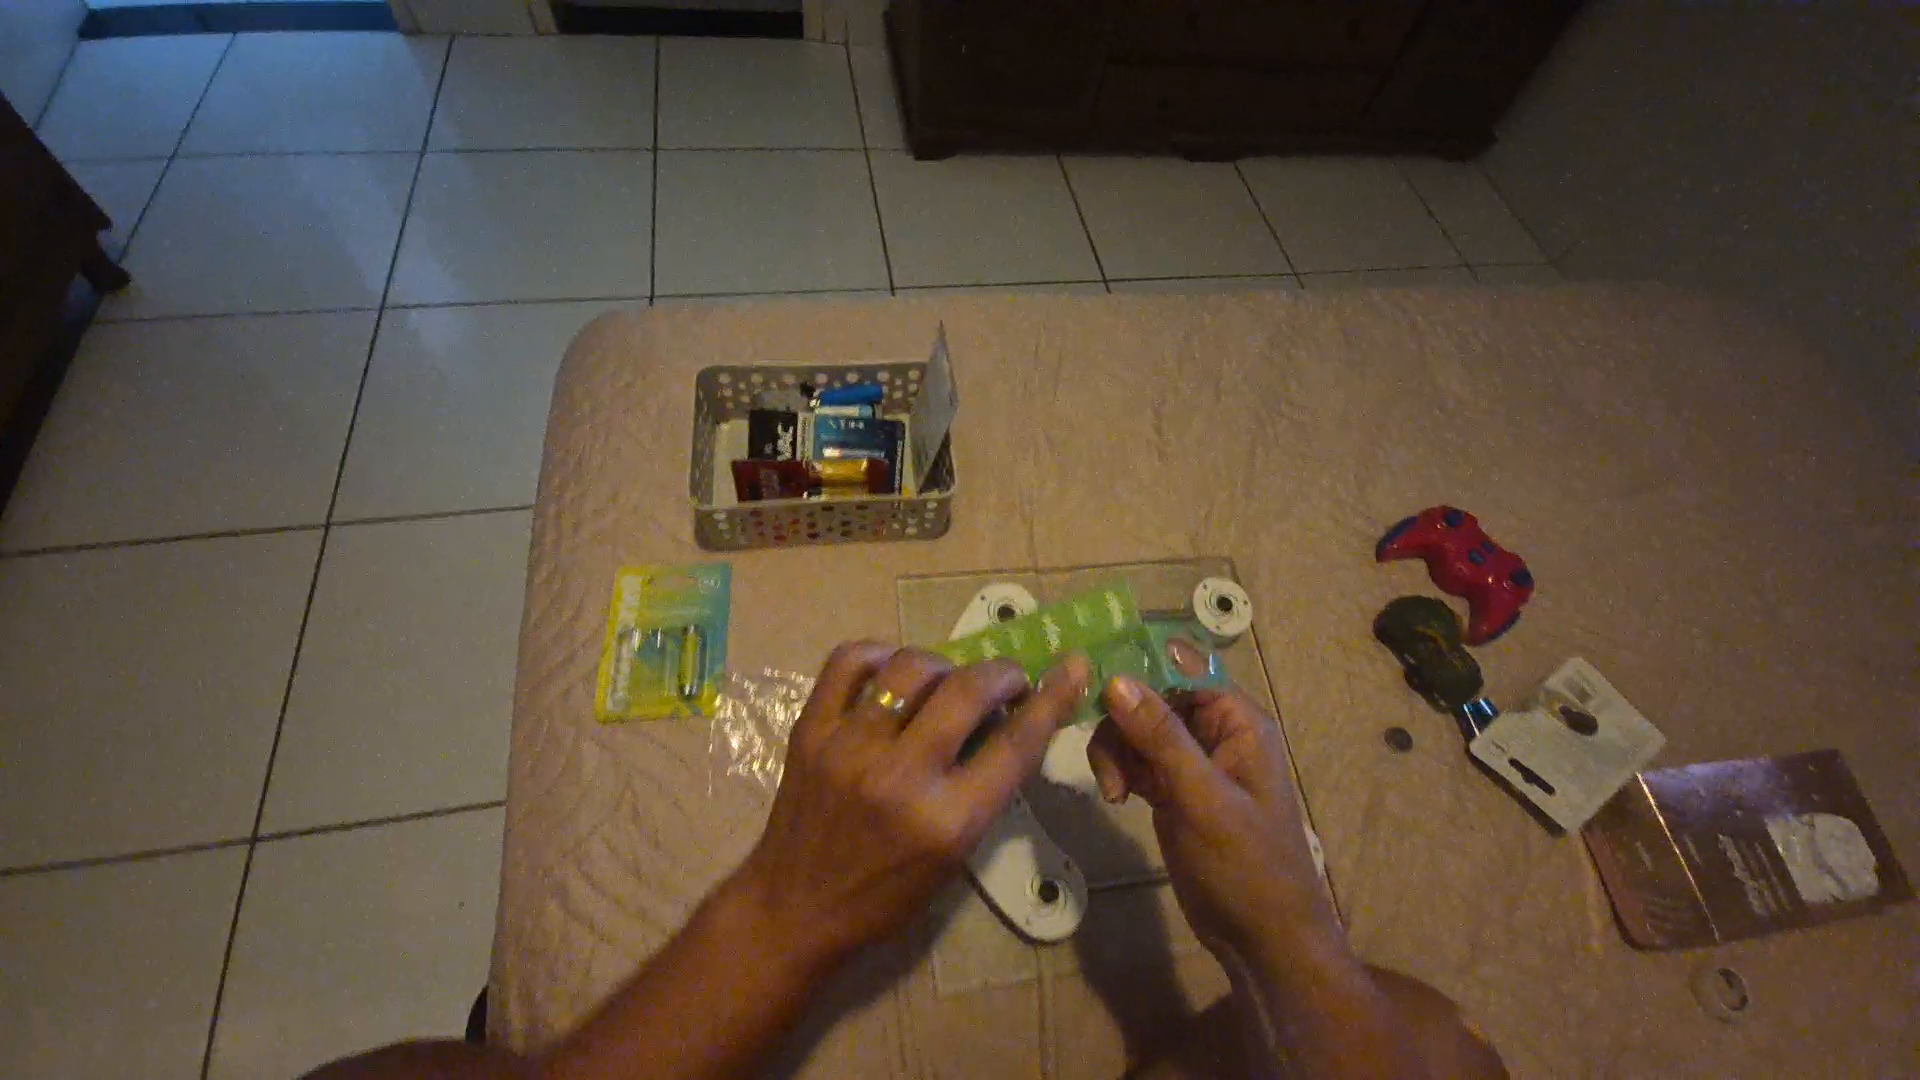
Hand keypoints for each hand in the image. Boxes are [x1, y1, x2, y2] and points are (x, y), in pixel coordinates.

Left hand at [734, 642, 1090, 959]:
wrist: (795, 908)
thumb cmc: (887, 894)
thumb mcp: (956, 854)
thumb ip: (987, 785)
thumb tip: (1012, 715)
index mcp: (946, 821)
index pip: (1015, 744)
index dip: (1051, 699)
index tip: (1071, 669)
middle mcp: (900, 777)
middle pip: (966, 690)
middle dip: (999, 672)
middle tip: (1005, 679)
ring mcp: (849, 748)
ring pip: (910, 666)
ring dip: (943, 664)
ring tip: (946, 678)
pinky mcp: (811, 730)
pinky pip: (848, 662)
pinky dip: (880, 653)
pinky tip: (893, 668)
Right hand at [1086, 654, 1335, 962]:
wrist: (1262, 942)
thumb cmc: (1248, 866)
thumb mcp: (1203, 798)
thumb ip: (1160, 736)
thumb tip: (1116, 678)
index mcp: (1237, 719)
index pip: (1182, 666)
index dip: (1139, 662)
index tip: (1092, 673)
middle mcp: (1213, 729)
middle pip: (1149, 694)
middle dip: (1119, 717)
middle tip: (1104, 755)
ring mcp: (1189, 759)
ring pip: (1134, 726)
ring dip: (1114, 749)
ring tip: (1113, 789)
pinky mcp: (1169, 786)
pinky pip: (1132, 757)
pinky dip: (1118, 770)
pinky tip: (1117, 796)